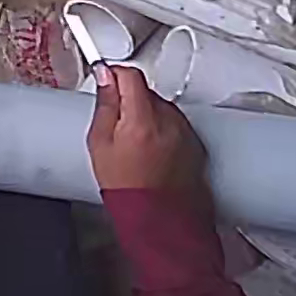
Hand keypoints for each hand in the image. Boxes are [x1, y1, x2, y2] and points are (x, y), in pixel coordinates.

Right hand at [86, 64, 208, 197]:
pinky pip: (174, 123)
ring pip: (160, 106)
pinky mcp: (195, 144)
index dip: (113, 73)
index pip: (131, 75)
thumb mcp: (100, 142)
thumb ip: (104, 104)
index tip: (104, 78)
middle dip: (128, 97)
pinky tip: (148, 149)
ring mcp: (186, 132)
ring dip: (145, 113)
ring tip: (131, 140)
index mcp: (143, 118)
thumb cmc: (128, 188)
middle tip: (113, 120)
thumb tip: (106, 77)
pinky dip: (161, 128)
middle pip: (146, 90)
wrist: (160, 222)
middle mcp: (170, 121)